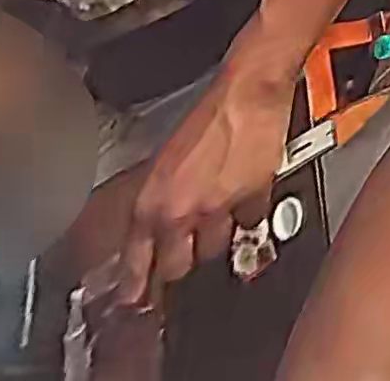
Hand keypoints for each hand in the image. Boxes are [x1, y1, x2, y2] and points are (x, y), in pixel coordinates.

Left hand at [118, 76, 291, 303]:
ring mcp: (218, 206)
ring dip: (220, 236)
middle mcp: (180, 212)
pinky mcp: (254, 195)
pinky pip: (252, 219)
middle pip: (178, 267)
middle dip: (184, 262)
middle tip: (189, 254)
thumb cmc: (210, 115)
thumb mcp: (167, 160)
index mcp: (150, 204)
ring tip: (225, 216)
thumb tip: (162, 225)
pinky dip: (252, 212)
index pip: (135, 265)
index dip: (136, 287)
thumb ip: (163, 198)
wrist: (248, 92)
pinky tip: (250, 195)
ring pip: (216, 247)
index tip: (137, 297)